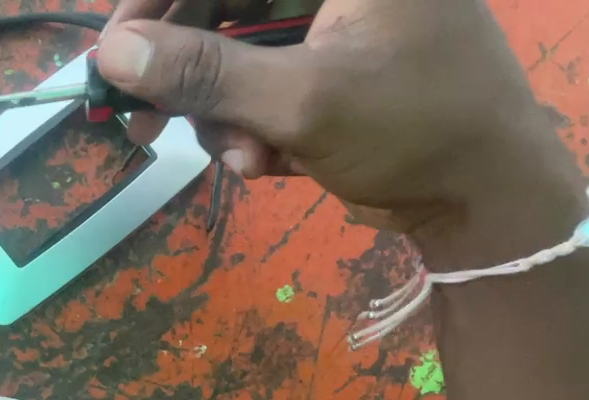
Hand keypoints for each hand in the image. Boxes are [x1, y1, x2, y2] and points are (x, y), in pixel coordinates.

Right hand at [98, 0, 586, 261]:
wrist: (476, 192)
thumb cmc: (412, 127)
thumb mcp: (301, 102)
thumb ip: (205, 74)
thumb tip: (112, 56)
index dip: (158, 0)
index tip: (113, 54)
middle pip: (218, 3)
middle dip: (182, 72)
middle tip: (140, 124)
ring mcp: (322, 19)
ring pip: (227, 54)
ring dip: (220, 116)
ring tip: (245, 157)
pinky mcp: (317, 64)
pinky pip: (251, 87)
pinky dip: (246, 129)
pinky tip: (266, 162)